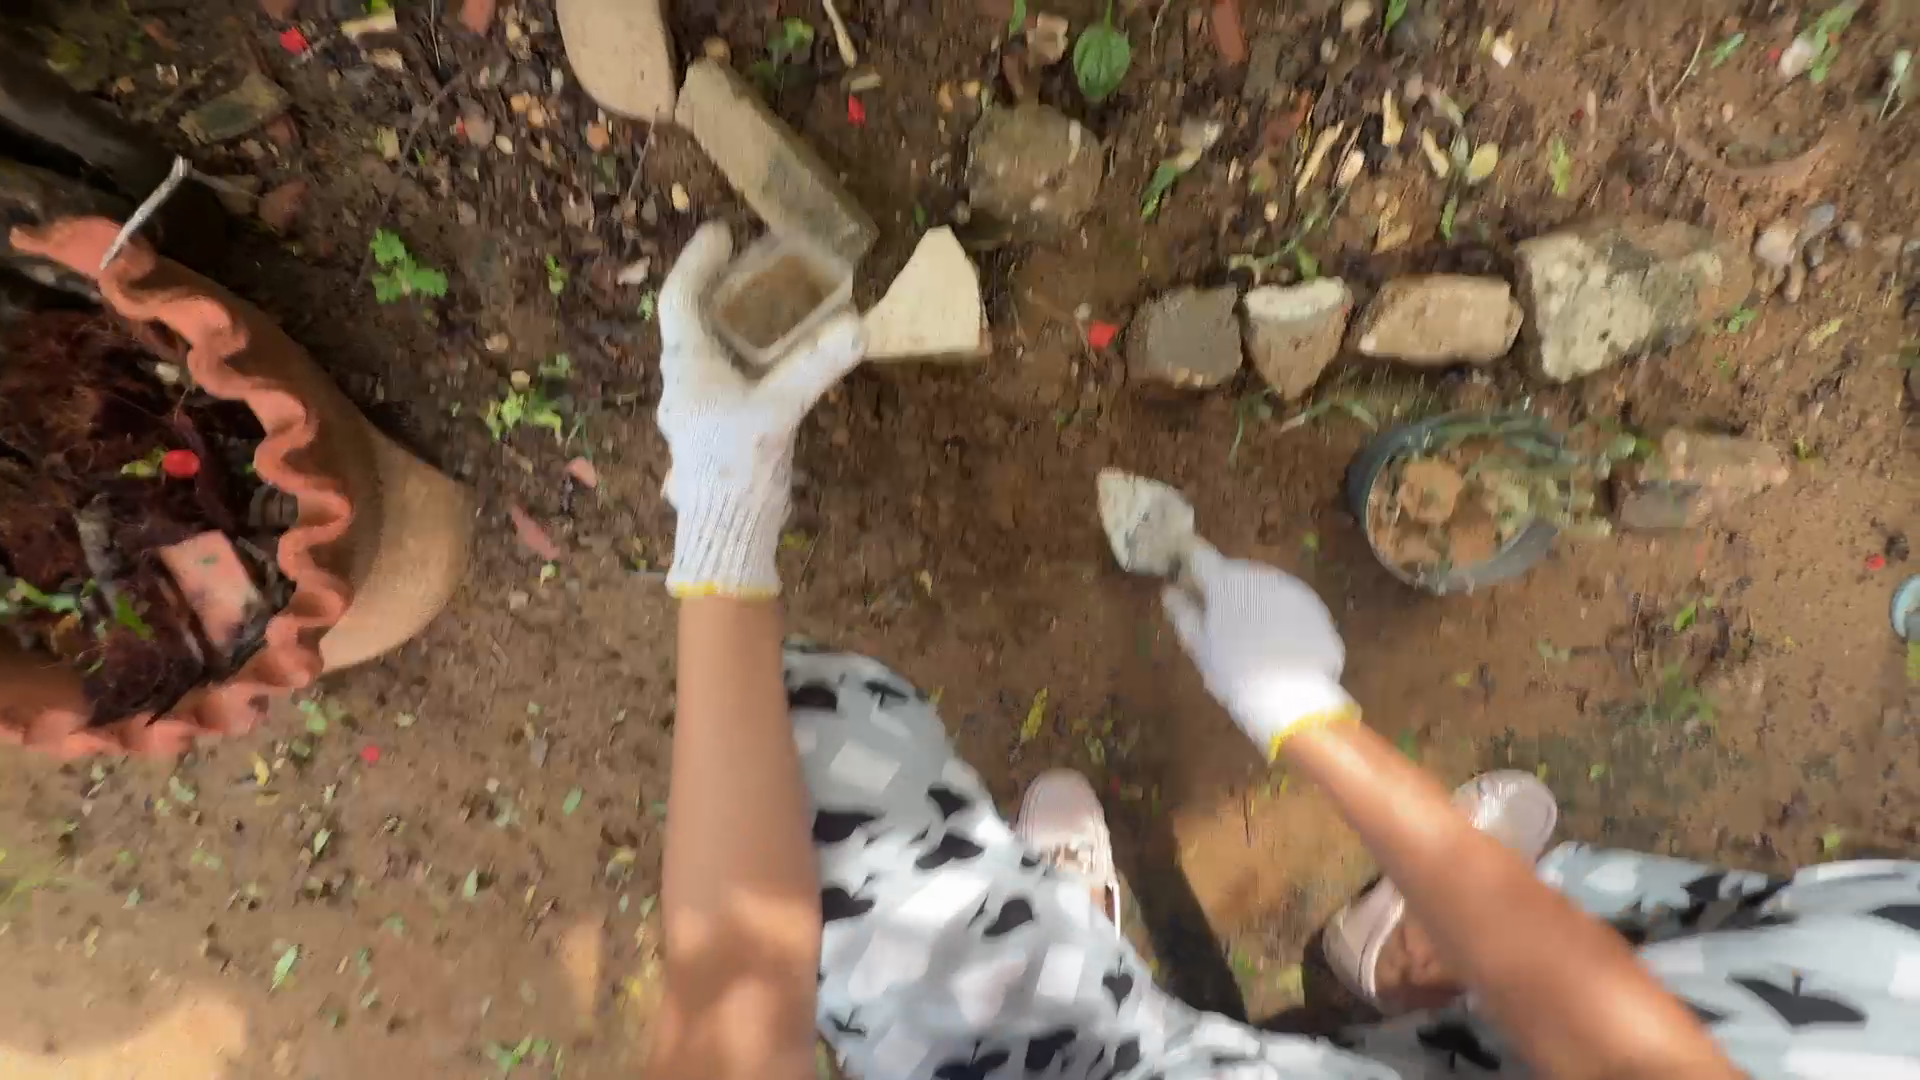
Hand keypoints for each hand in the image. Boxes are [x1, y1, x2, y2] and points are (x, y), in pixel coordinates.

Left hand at [657, 223, 864, 597]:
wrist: (728, 531)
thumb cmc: (738, 465)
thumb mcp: (779, 409)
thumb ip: (815, 367)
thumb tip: (858, 327)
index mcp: (686, 367)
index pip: (679, 298)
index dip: (697, 261)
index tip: (720, 233)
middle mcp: (684, 383)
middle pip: (695, 324)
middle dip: (721, 294)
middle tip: (756, 271)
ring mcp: (699, 410)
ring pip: (714, 356)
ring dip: (738, 331)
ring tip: (774, 313)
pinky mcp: (718, 432)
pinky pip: (731, 382)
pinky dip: (752, 363)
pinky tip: (780, 366)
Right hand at [1161, 543, 1358, 757]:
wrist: (1292, 698)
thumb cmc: (1233, 671)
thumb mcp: (1198, 645)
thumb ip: (1183, 612)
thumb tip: (1170, 592)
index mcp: (1225, 581)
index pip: (1200, 555)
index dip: (1188, 563)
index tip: (1183, 580)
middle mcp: (1260, 576)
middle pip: (1233, 570)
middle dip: (1221, 586)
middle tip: (1213, 616)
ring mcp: (1292, 589)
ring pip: (1262, 585)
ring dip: (1250, 599)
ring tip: (1247, 634)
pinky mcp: (1315, 608)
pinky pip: (1286, 602)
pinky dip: (1276, 614)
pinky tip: (1274, 643)